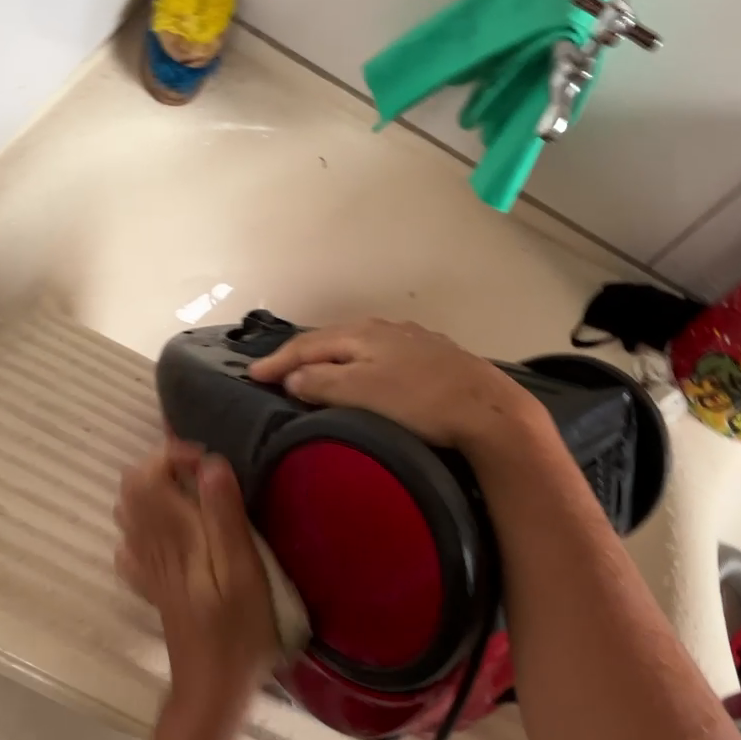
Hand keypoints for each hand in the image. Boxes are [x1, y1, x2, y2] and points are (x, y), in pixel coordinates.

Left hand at [115, 438, 278, 709]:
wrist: (213, 688)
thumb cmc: (239, 630)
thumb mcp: (243, 571)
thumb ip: (224, 516)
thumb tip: (209, 463)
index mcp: (173, 536)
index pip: (145, 475)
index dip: (172, 454)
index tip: (210, 462)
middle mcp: (150, 546)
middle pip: (132, 488)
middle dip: (164, 467)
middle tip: (206, 476)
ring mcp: (147, 567)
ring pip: (130, 512)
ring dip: (157, 491)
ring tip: (195, 498)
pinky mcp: (153, 585)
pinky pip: (133, 542)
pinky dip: (148, 525)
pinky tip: (176, 533)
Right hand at [248, 319, 547, 453]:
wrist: (488, 411)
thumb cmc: (420, 402)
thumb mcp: (362, 393)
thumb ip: (322, 383)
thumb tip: (292, 378)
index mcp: (362, 334)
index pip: (308, 345)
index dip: (278, 361)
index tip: (252, 375)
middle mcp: (385, 329)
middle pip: (332, 339)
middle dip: (301, 355)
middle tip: (276, 372)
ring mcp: (412, 340)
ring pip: (359, 345)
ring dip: (331, 358)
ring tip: (314, 372)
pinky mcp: (434, 356)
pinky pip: (382, 354)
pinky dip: (360, 363)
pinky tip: (366, 374)